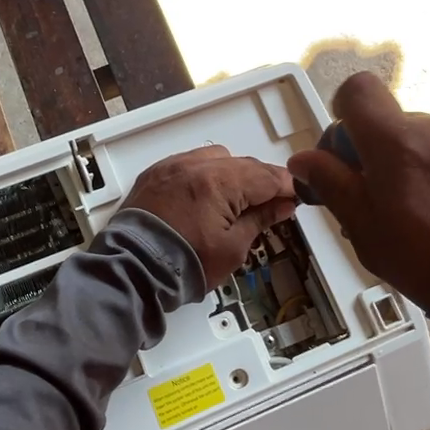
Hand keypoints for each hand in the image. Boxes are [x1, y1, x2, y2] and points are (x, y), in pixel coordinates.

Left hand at [120, 146, 298, 285]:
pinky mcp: (155, 174)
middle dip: (260, 181)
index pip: (265, 176)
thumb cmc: (182, 265)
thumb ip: (260, 219)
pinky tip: (209, 195)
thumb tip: (282, 205)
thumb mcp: (233, 248)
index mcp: (218, 182)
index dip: (286, 186)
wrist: (133, 270)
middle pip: (242, 164)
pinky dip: (204, 174)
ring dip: (232, 174)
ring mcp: (172, 167)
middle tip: (273, 203)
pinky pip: (189, 164)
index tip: (296, 196)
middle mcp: (194, 166)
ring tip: (237, 202)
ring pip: (216, 159)